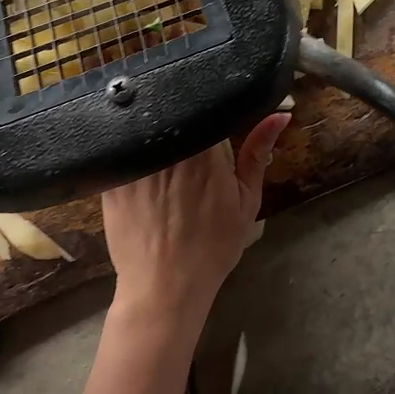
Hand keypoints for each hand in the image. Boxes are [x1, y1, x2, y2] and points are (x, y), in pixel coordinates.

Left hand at [100, 112, 291, 312]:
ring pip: (149, 125)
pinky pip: (123, 147)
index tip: (214, 110)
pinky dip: (131, 144)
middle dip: (184, 114)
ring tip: (167, 139)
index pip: (205, 105)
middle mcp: (169, 150)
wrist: (164, 289)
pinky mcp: (114, 177)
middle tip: (192, 127)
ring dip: (158, 124)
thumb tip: (280, 114)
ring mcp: (137, 163)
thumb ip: (258, 153)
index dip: (209, 104)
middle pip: (175, 112)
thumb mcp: (245, 202)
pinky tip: (137, 152)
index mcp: (205, 151)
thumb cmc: (212, 246)